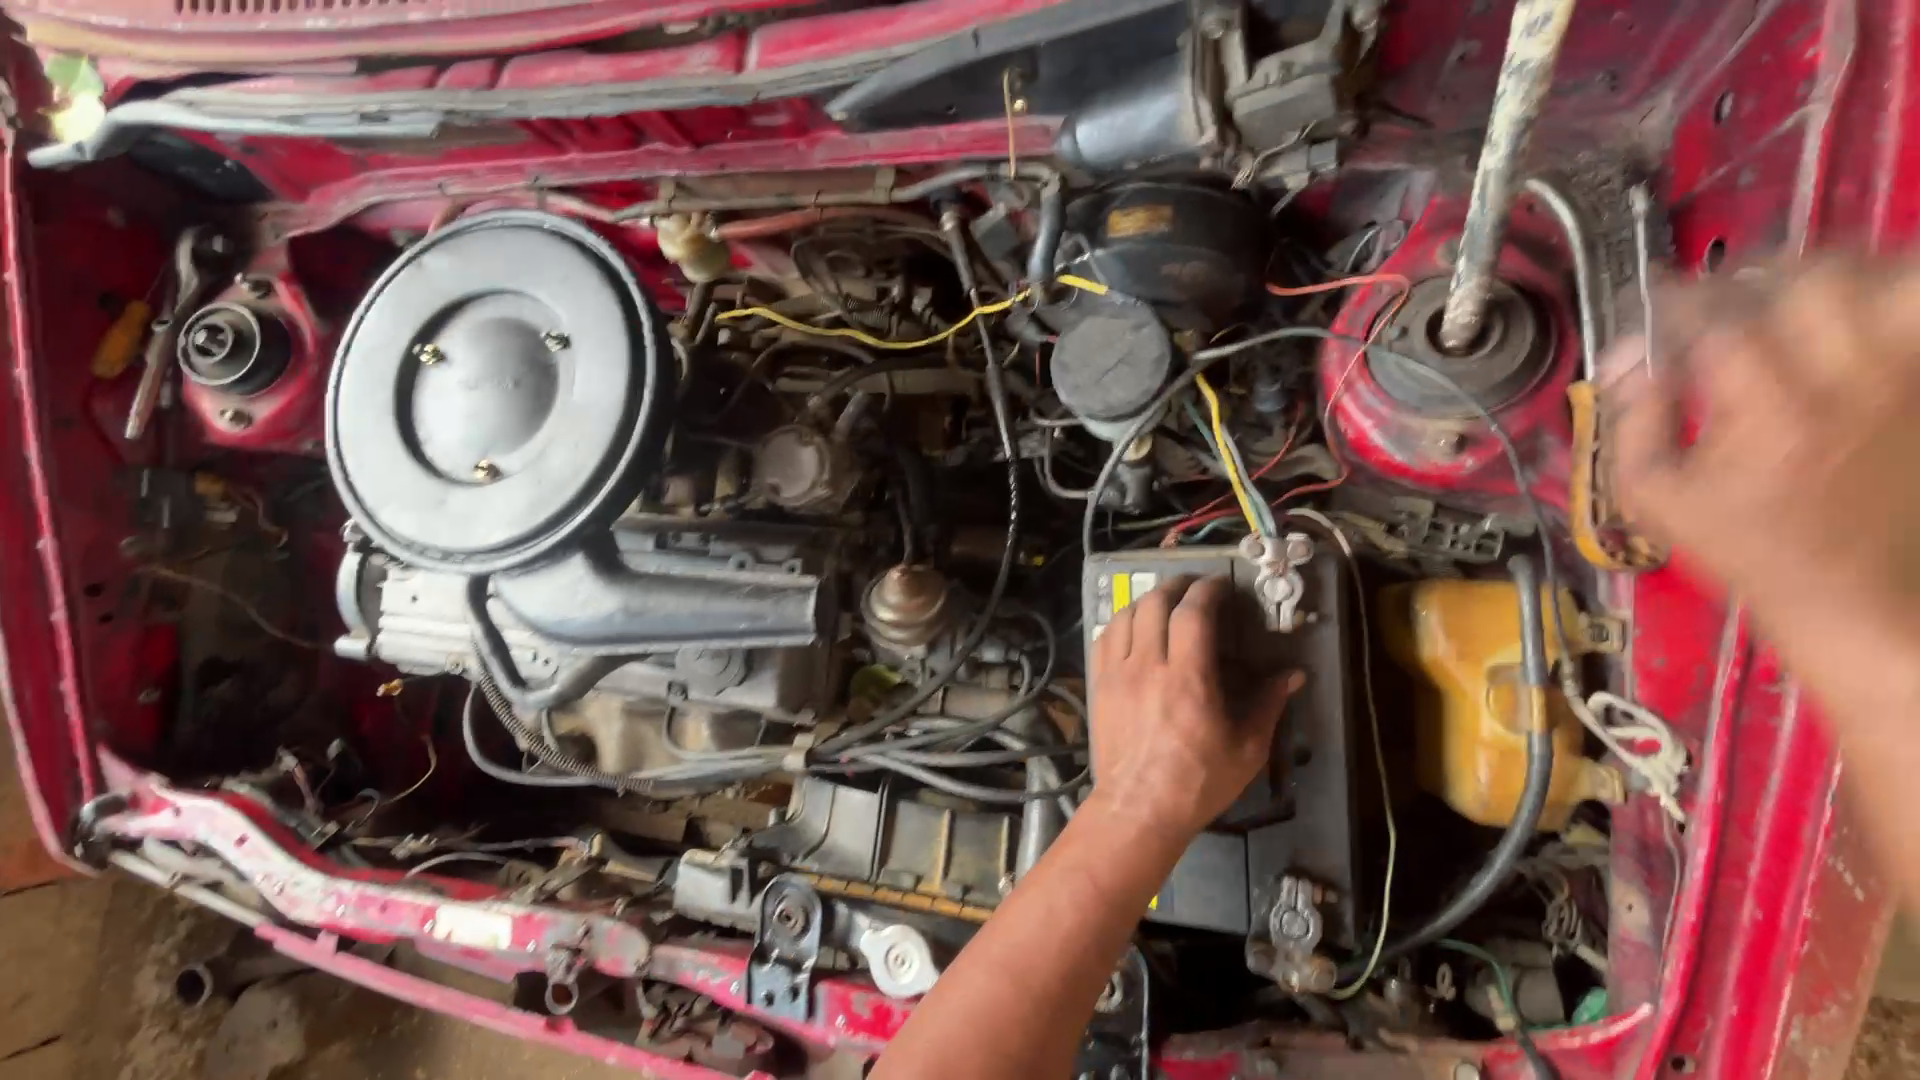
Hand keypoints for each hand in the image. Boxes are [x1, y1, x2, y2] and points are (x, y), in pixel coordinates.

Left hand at [1085, 575, 1300, 841]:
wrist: (1138, 808)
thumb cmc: (1198, 782)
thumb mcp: (1246, 748)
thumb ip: (1268, 704)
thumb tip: (1292, 675)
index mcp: (1187, 678)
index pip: (1192, 613)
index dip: (1207, 590)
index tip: (1221, 586)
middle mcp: (1147, 666)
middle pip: (1155, 604)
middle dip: (1177, 587)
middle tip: (1194, 589)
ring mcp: (1117, 674)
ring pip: (1124, 615)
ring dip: (1147, 602)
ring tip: (1165, 605)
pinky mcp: (1099, 685)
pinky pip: (1104, 638)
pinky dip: (1120, 623)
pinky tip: (1133, 628)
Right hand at [1606, 257, 1919, 647]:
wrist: (1852, 592)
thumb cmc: (1740, 545)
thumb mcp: (1651, 497)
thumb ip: (1631, 423)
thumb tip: (1625, 361)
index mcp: (1764, 412)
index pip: (1716, 320)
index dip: (1677, 299)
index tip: (1653, 297)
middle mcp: (1846, 383)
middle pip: (1809, 283)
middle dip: (1753, 276)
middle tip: (1721, 291)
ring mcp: (1906, 382)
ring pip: (1885, 282)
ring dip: (1829, 274)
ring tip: (1790, 287)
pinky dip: (1890, 293)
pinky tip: (1856, 304)